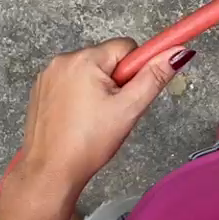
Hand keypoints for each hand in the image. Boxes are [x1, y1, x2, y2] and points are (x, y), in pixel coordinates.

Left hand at [13, 38, 192, 194]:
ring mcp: (48, 75)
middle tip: (113, 112)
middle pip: (107, 59)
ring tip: (95, 119)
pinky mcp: (41, 90)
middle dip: (117, 82)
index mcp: (84, 59)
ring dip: (98, 89)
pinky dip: (80, 96)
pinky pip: (71, 83)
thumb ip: (155, 77)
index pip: (126, 47)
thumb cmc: (86, 144)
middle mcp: (63, 60)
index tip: (131, 94)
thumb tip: (177, 53)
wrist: (50, 172)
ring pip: (90, 72)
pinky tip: (79, 120)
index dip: (136, 71)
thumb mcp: (129, 109)